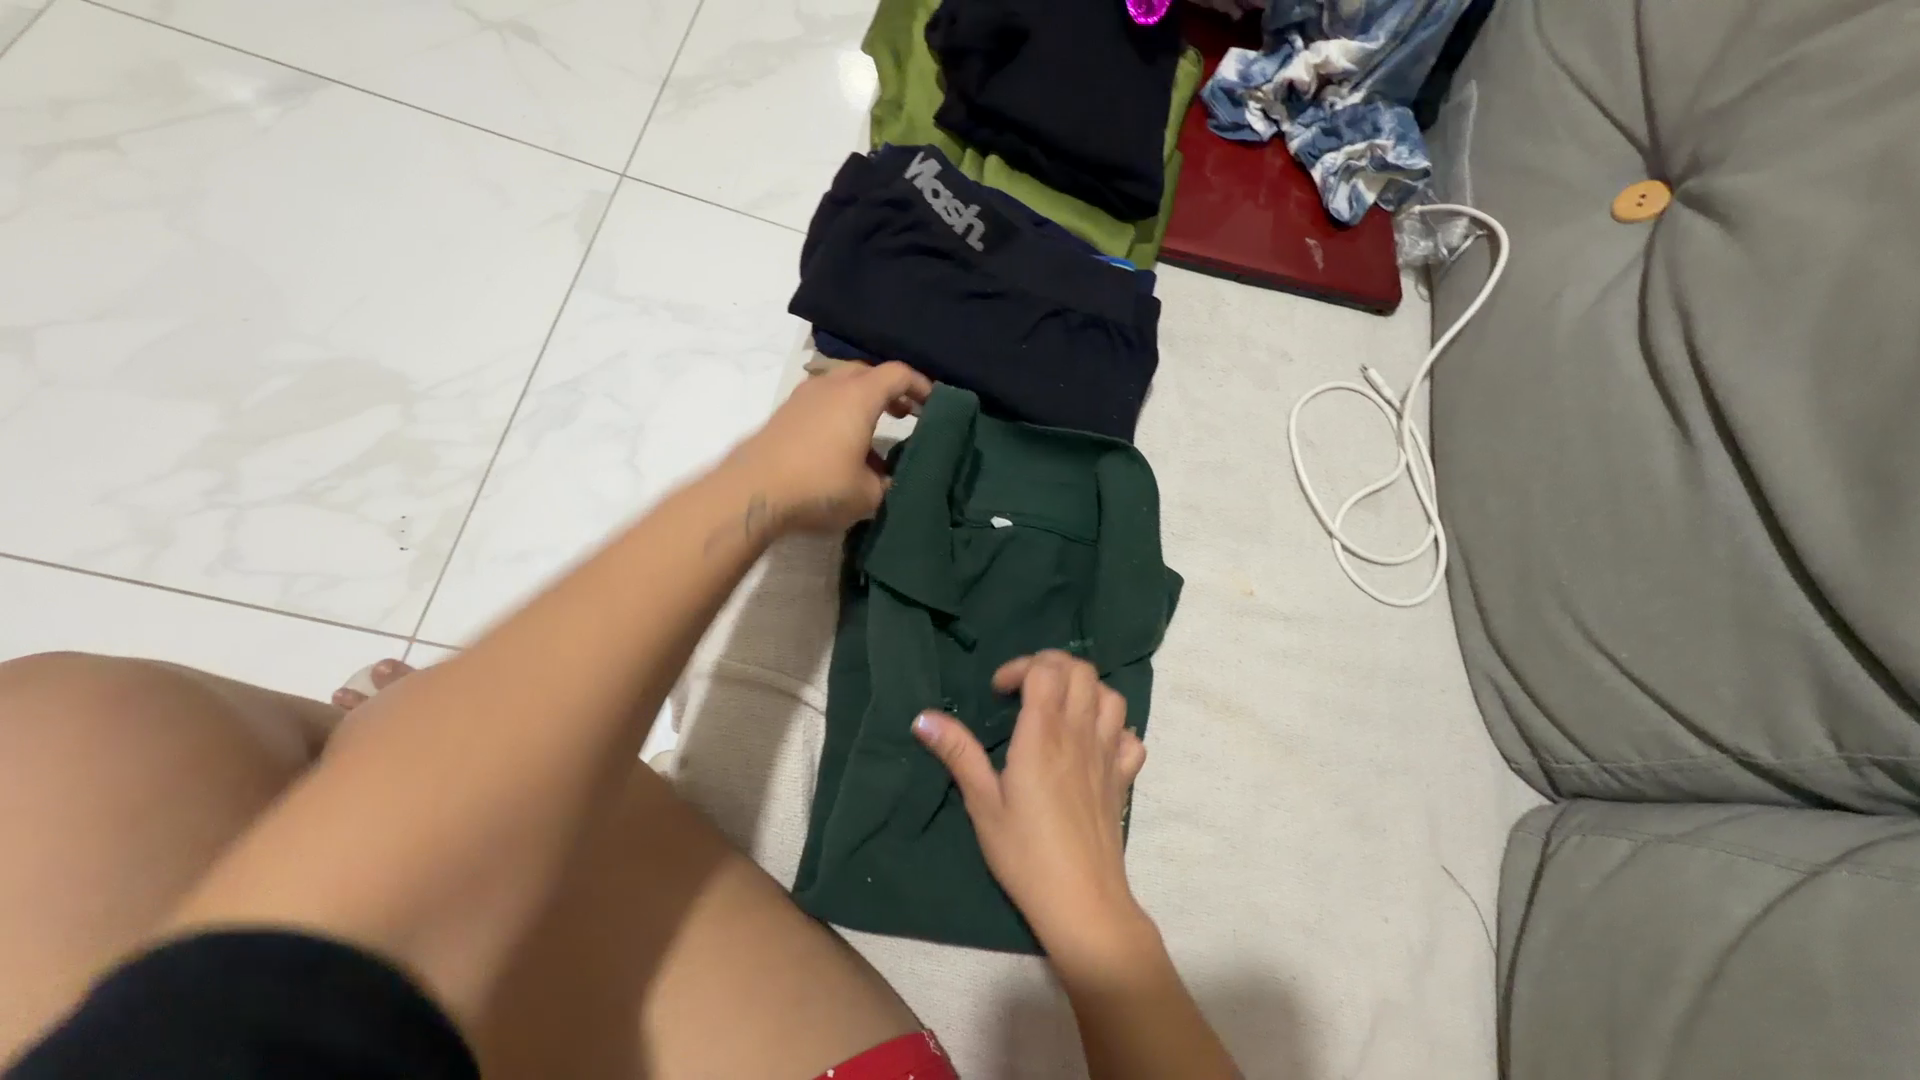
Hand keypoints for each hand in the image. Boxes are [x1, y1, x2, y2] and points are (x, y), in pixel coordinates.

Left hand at [720, 361, 931, 536]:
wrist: (751, 492)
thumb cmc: (818, 486)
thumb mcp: (868, 494)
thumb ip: (888, 483)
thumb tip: (891, 481)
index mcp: (859, 396)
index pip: (898, 373)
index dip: (921, 385)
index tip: (933, 405)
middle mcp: (831, 386)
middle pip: (868, 373)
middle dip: (890, 391)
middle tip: (906, 414)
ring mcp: (803, 397)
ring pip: (842, 387)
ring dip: (862, 405)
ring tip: (874, 436)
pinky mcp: (784, 414)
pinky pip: (822, 404)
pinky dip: (840, 416)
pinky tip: (842, 450)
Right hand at [913, 651, 1155, 961]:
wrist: (1083, 900)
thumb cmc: (1025, 854)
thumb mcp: (983, 804)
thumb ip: (958, 754)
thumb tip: (923, 717)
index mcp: (1044, 734)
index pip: (1046, 670)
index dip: (1021, 667)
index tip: (999, 693)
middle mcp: (1081, 734)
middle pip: (1080, 670)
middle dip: (1051, 666)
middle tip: (1024, 691)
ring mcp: (1108, 754)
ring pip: (1109, 695)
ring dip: (1083, 689)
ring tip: (1057, 709)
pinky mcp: (1124, 778)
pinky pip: (1129, 736)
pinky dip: (1113, 727)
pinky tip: (1092, 743)